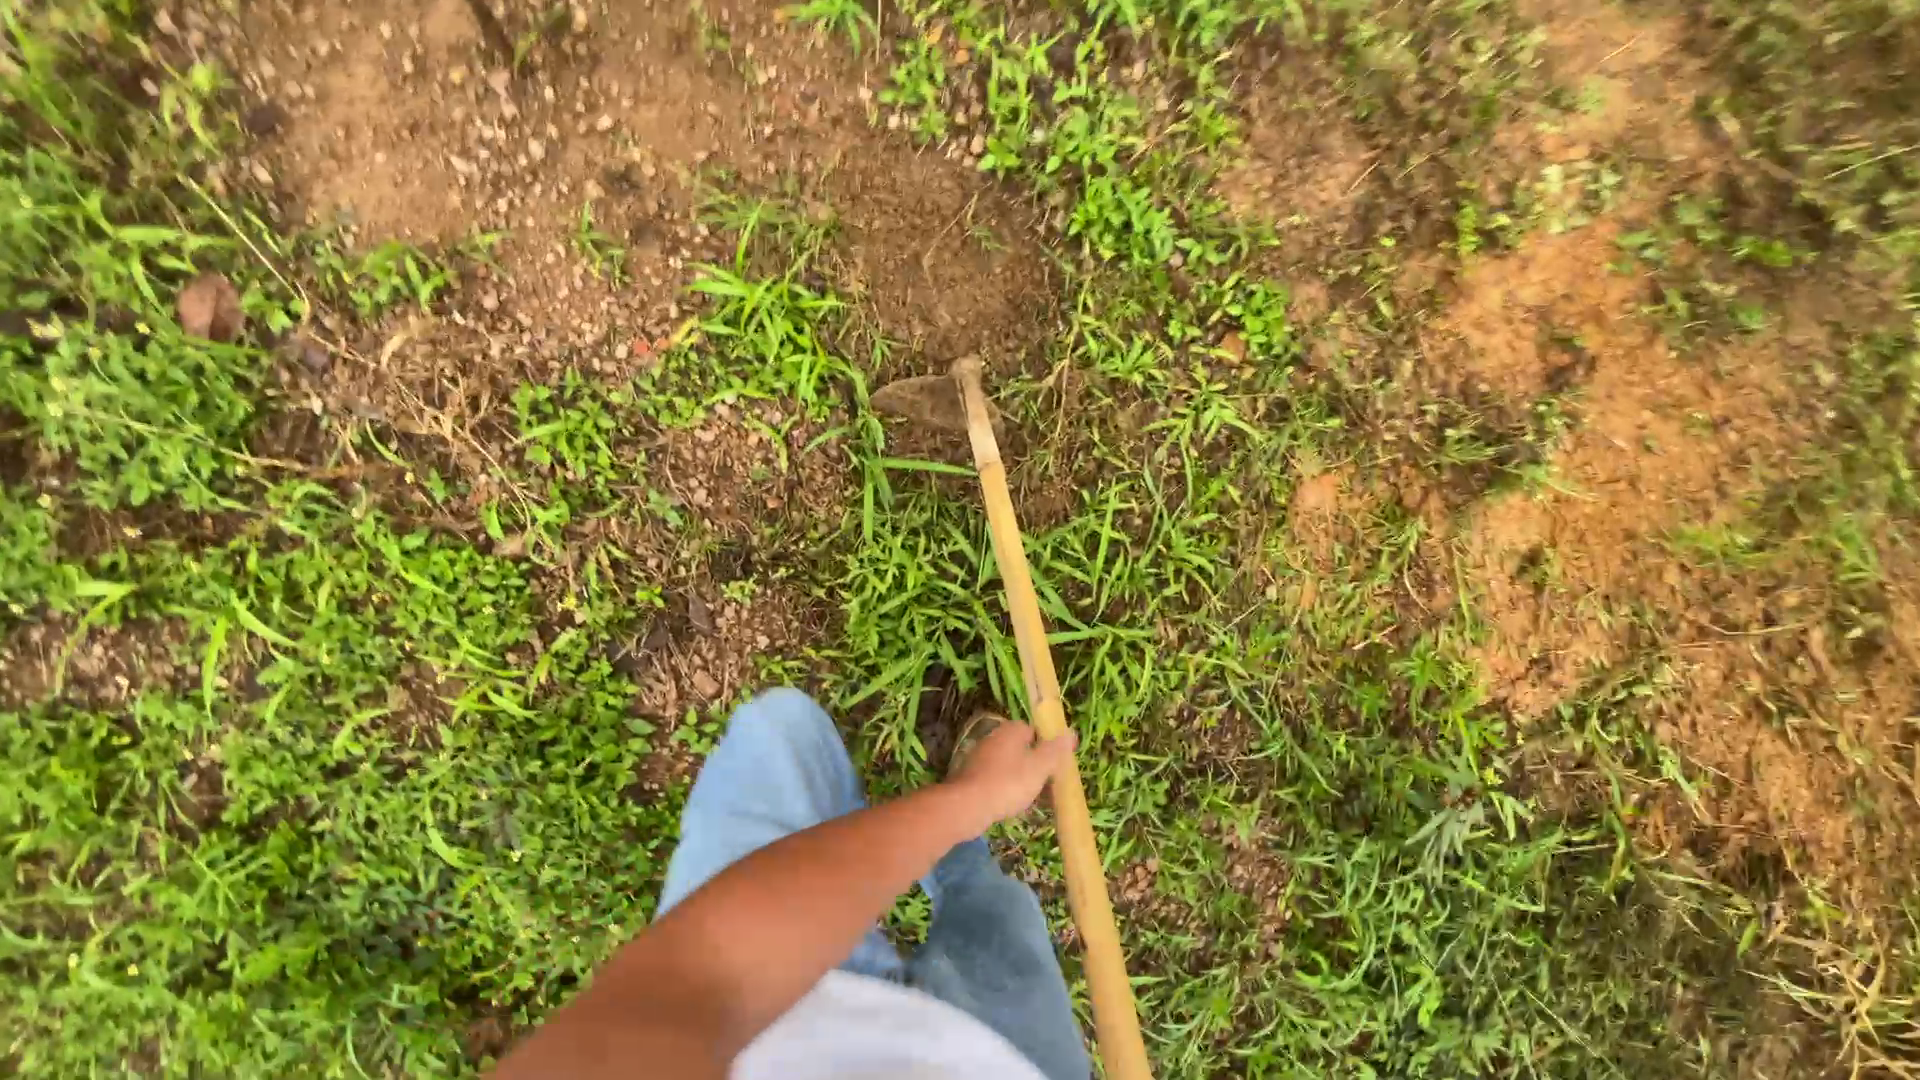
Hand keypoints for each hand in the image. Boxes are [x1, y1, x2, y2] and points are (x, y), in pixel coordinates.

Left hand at [944, 722, 1076, 832]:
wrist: (967, 806)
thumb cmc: (1008, 783)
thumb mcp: (1039, 767)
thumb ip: (1055, 751)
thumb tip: (1071, 732)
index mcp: (1011, 731)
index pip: (1035, 731)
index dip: (1048, 746)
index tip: (1058, 765)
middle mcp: (994, 739)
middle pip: (1023, 749)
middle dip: (1037, 766)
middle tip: (1050, 785)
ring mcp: (981, 758)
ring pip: (1011, 767)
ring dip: (1024, 780)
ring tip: (1036, 800)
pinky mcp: (973, 777)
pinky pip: (998, 780)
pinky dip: (1008, 790)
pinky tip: (1015, 806)